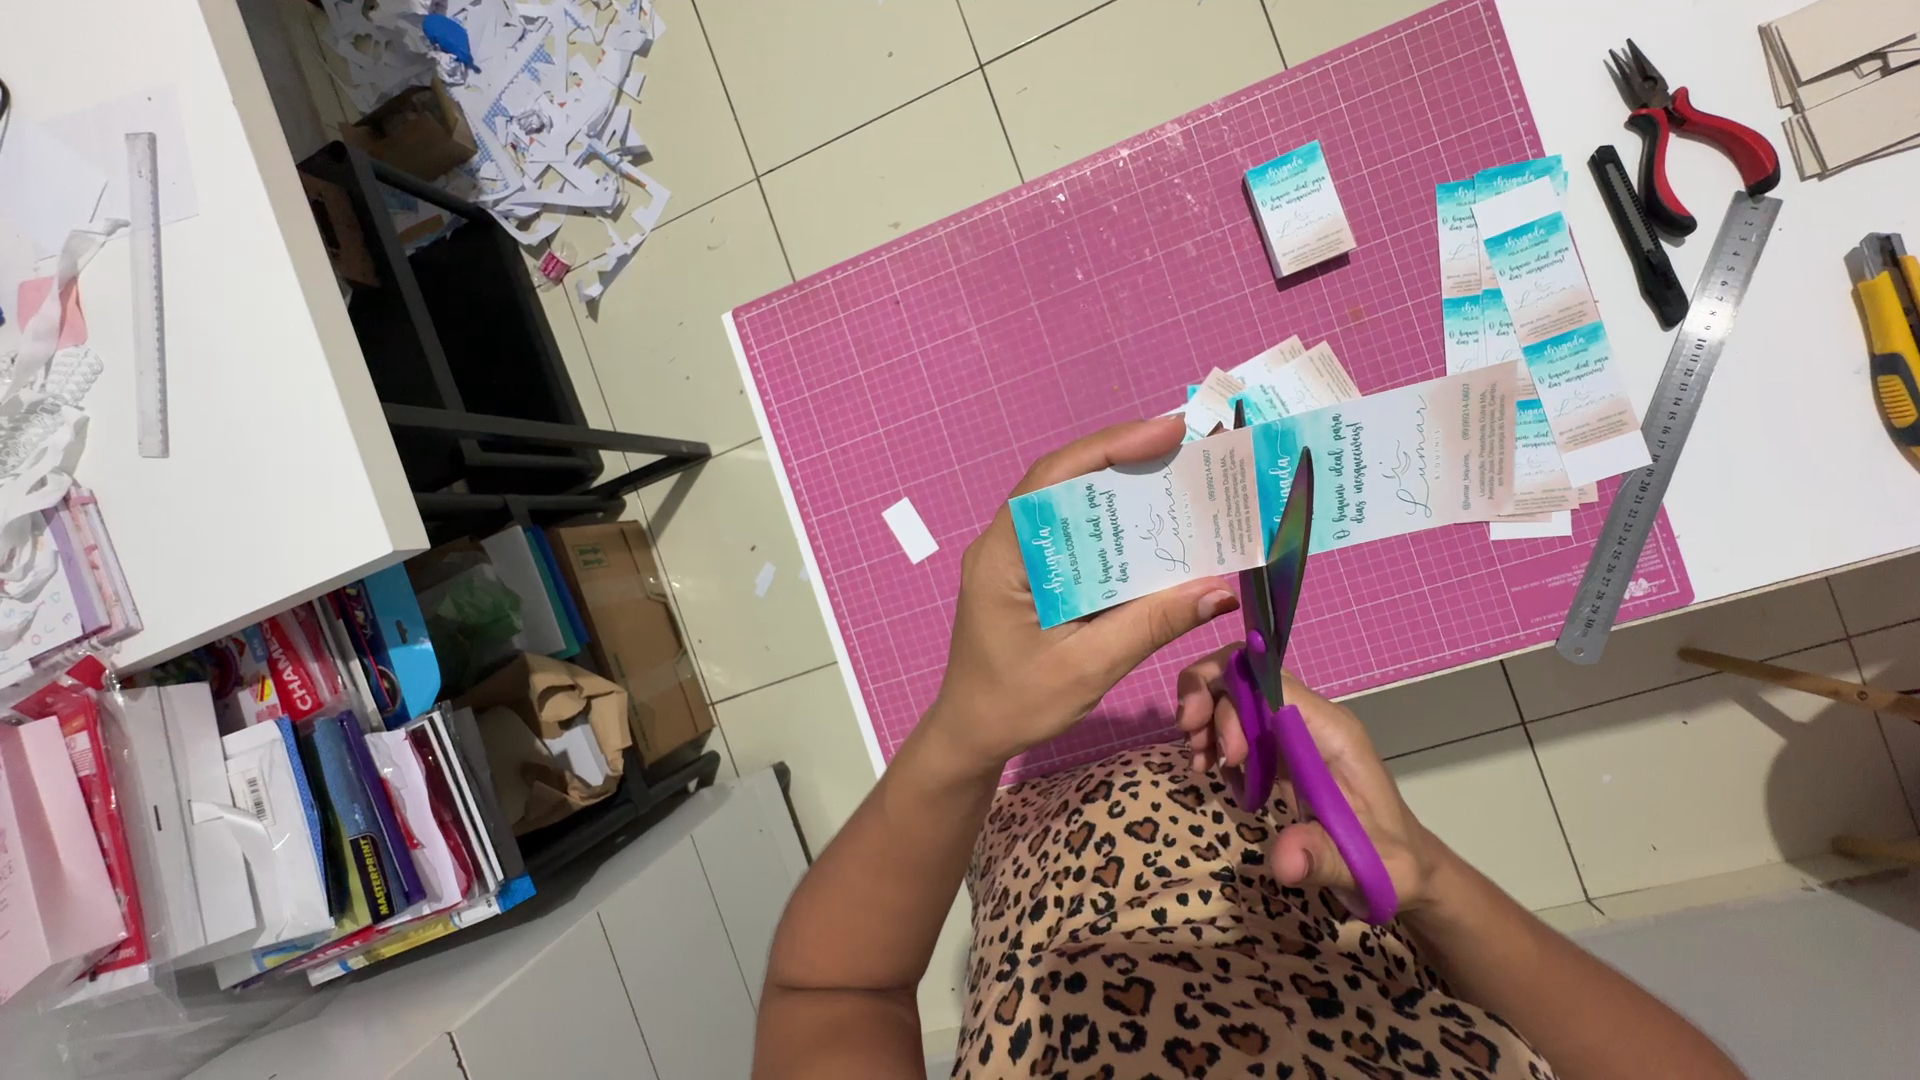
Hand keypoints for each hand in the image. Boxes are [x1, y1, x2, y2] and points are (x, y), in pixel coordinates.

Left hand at [924, 416, 1240, 770]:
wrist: (974, 734)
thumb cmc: (1016, 704)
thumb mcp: (1087, 667)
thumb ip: (1150, 624)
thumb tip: (1219, 589)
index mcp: (1003, 555)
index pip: (1053, 478)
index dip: (1111, 447)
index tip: (1169, 432)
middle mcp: (1006, 544)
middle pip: (1065, 483)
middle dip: (1125, 461)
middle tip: (1188, 448)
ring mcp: (1016, 559)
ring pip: (1072, 509)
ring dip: (1123, 494)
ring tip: (1181, 480)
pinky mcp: (1031, 577)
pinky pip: (1076, 540)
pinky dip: (1115, 533)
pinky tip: (1154, 533)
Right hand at [1174, 646, 1451, 912]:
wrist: (1403, 867)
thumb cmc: (1393, 864)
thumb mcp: (1367, 868)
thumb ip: (1323, 858)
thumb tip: (1282, 862)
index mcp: (1330, 731)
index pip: (1270, 679)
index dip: (1229, 694)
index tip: (1214, 743)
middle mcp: (1308, 719)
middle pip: (1243, 676)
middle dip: (1207, 703)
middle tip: (1198, 752)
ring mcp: (1291, 730)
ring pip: (1233, 694)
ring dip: (1206, 721)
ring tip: (1202, 764)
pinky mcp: (1279, 746)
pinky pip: (1236, 723)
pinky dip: (1215, 742)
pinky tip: (1219, 777)